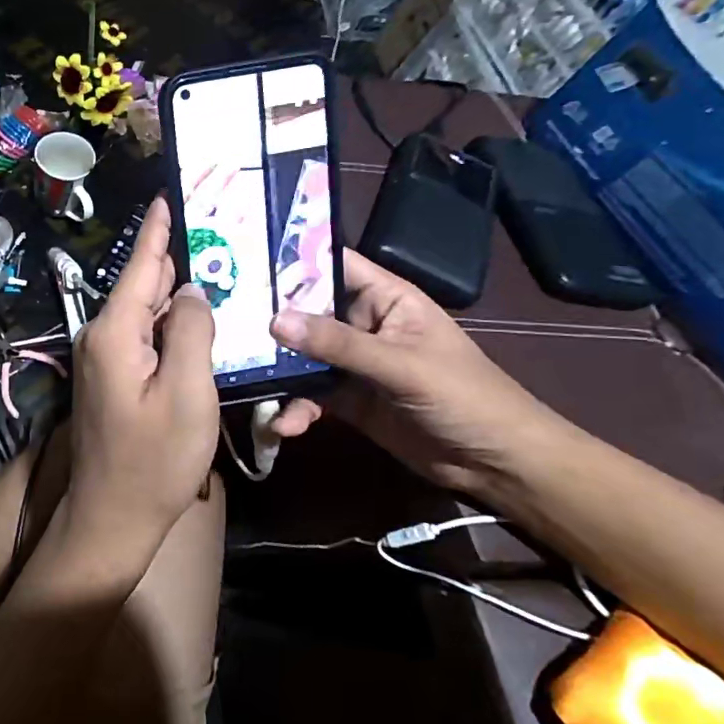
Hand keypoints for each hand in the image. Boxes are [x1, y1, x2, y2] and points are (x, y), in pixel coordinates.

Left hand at [70, 197, 219, 530]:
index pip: (142, 265)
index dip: (159, 228)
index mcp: (115, 332)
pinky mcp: (115, 377)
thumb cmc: (154, 461)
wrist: (112, 519)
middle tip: (219, 228)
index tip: (171, 193)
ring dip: (181, 293)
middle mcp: (103, 335)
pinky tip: (203, 318)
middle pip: (147, 284)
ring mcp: (106, 357)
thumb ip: (193, 332)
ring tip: (220, 265)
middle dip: (179, 256)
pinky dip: (175, 323)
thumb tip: (195, 289)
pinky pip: (149, 336)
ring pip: (150, 311)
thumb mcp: (187, 393)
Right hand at [266, 250, 566, 490]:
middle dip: (272, 321)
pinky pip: (310, 394)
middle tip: (226, 324)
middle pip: (308, 311)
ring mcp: (354, 363)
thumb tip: (276, 320)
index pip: (334, 264)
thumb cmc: (463, 397)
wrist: (497, 464)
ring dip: (279, 371)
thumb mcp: (401, 365)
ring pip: (304, 356)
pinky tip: (284, 425)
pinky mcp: (349, 399)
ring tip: (251, 384)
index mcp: (385, 298)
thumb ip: (339, 344)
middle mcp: (363, 323)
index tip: (246, 260)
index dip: (294, 258)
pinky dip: (295, 407)